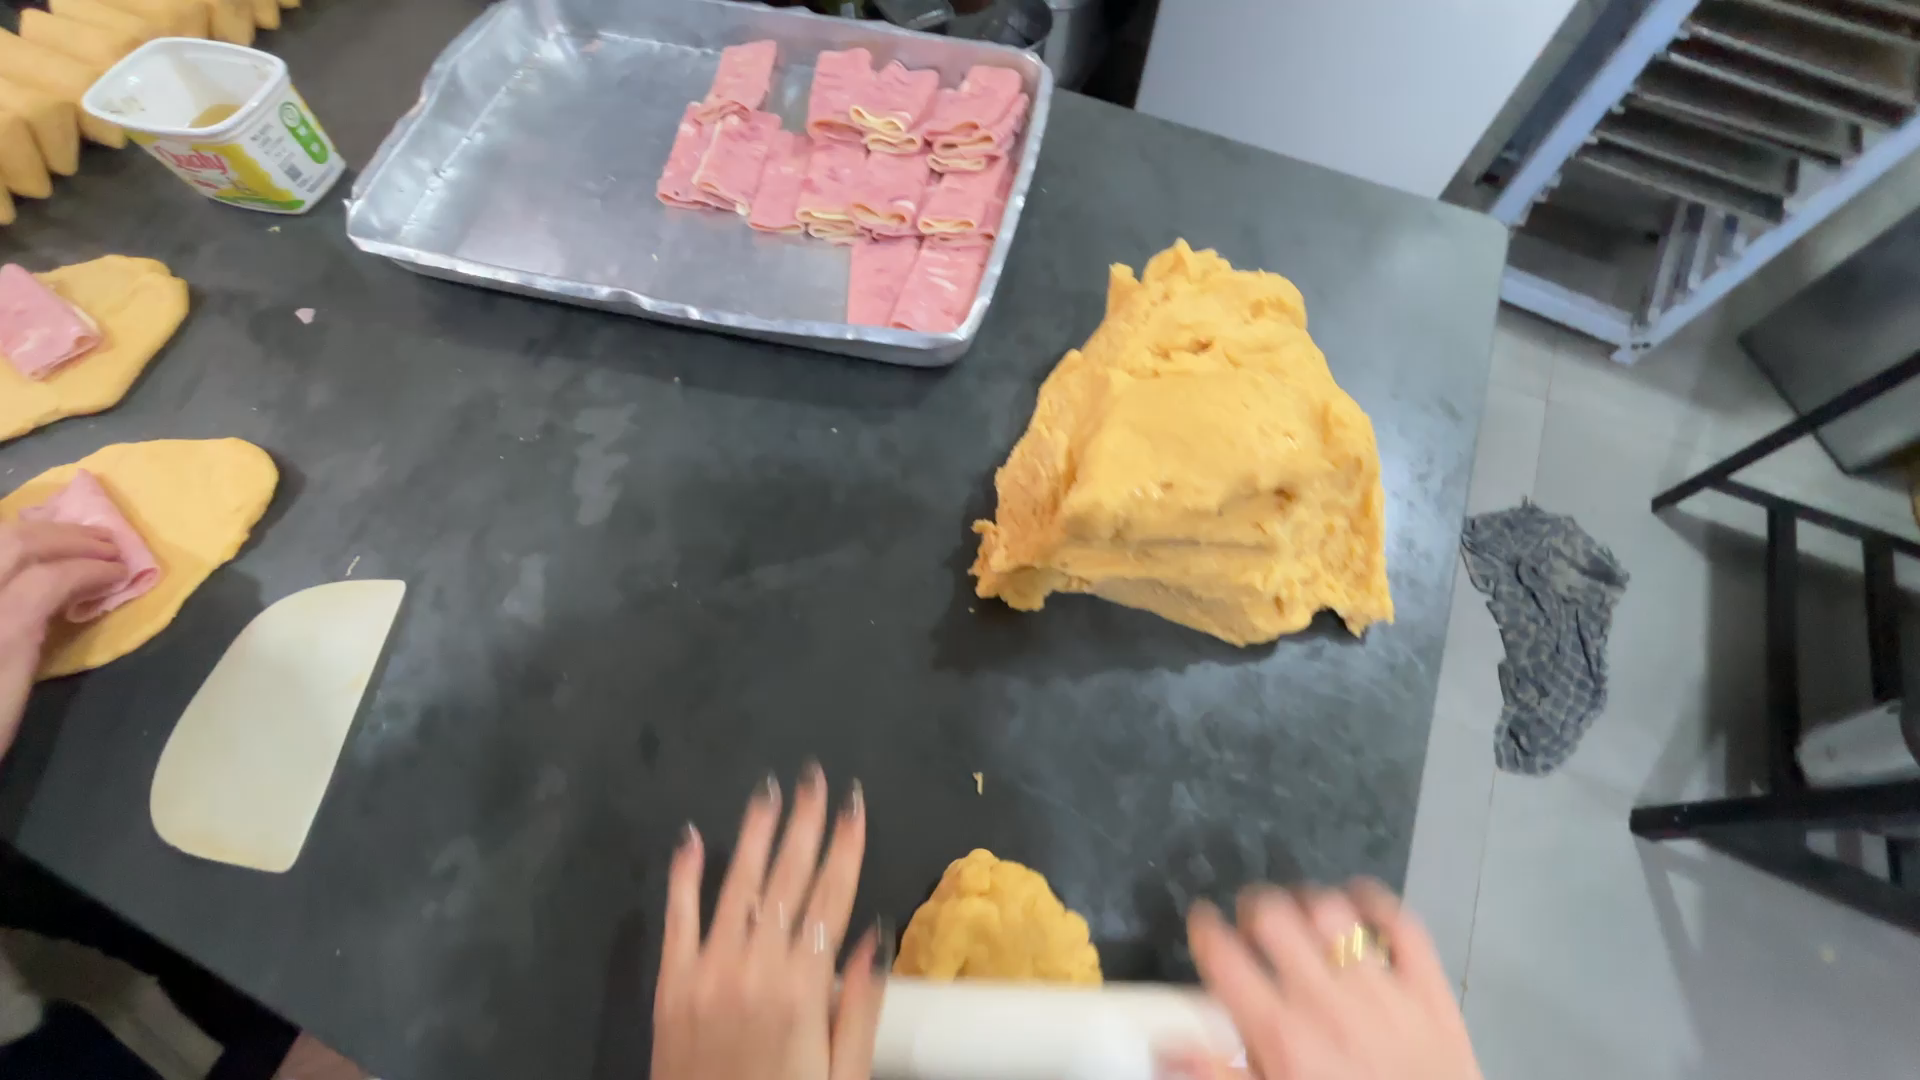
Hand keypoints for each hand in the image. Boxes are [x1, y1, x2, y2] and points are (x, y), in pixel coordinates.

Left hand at [0, 521, 122, 760]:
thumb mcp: (7, 677)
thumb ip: (28, 630)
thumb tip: (77, 591)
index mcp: (0, 623)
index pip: (49, 576)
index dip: (93, 568)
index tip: (124, 573)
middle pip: (15, 543)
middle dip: (69, 539)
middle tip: (109, 546)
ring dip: (37, 534)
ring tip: (72, 541)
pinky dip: (11, 545)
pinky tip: (27, 553)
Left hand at [652, 765, 884, 1079]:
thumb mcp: (845, 1077)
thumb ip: (860, 1006)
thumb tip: (875, 934)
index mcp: (805, 986)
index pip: (833, 895)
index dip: (846, 844)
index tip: (854, 803)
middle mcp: (756, 965)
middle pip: (789, 876)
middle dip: (806, 821)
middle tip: (815, 776)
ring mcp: (709, 970)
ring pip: (739, 883)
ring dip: (756, 832)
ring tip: (770, 790)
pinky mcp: (671, 984)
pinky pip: (677, 919)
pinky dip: (684, 876)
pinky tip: (693, 838)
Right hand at [1173, 880, 1481, 1079]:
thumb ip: (1216, 1075)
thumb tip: (1164, 1045)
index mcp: (1282, 1037)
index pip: (1222, 955)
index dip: (1204, 928)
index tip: (1204, 925)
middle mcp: (1326, 1004)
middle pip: (1271, 915)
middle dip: (1252, 908)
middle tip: (1251, 923)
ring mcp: (1383, 993)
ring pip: (1330, 910)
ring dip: (1307, 903)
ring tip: (1301, 916)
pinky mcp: (1430, 994)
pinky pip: (1403, 926)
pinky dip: (1377, 903)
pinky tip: (1357, 901)